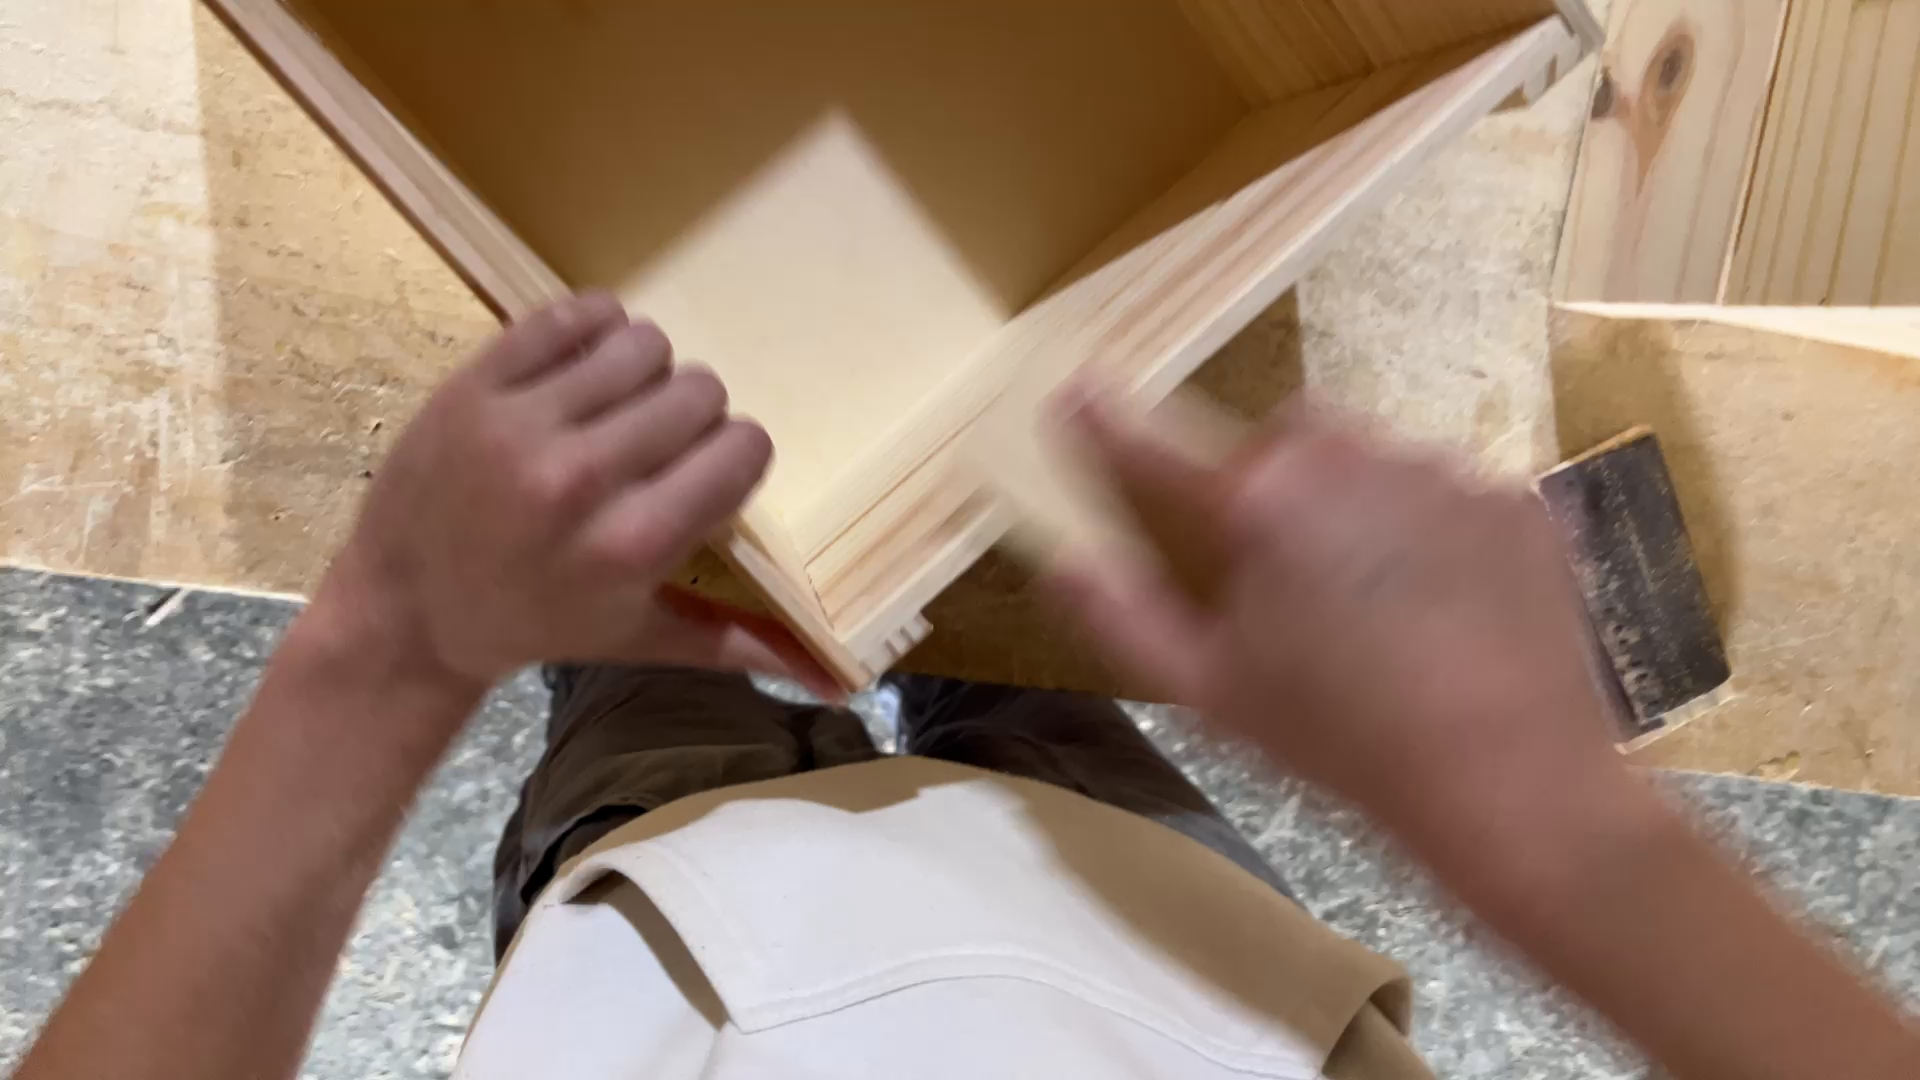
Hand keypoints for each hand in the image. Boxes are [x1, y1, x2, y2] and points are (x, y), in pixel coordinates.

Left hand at [312, 294, 836, 697]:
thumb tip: (840, 683)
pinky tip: (586, 370)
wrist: (404, 611)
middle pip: (702, 391)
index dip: (738, 456)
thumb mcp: (647, 639)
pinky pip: (573, 314)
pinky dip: (595, 331)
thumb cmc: (543, 623)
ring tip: (622, 409)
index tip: (710, 474)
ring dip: (649, 374)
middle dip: (696, 418)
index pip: (743, 448)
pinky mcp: (475, 383)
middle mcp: (584, 477)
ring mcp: (522, 423)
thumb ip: (745, 645)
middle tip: (662, 447)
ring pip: (646, 344)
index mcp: (636, 543)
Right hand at [1049, 395, 1623, 850]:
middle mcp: (1343, 461)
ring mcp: (1438, 470)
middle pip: (1279, 436)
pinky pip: (1438, 484)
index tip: (1078, 389)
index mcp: (1257, 505)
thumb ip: (1121, 616)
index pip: (1155, 453)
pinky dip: (1418, 520)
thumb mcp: (1205, 688)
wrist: (1508, 783)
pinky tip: (1433, 595)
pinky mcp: (1510, 497)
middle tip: (1278, 562)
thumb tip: (1062, 560)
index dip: (1108, 424)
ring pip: (1362, 455)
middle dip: (1267, 479)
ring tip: (1366, 591)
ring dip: (1344, 499)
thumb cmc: (1333, 735)